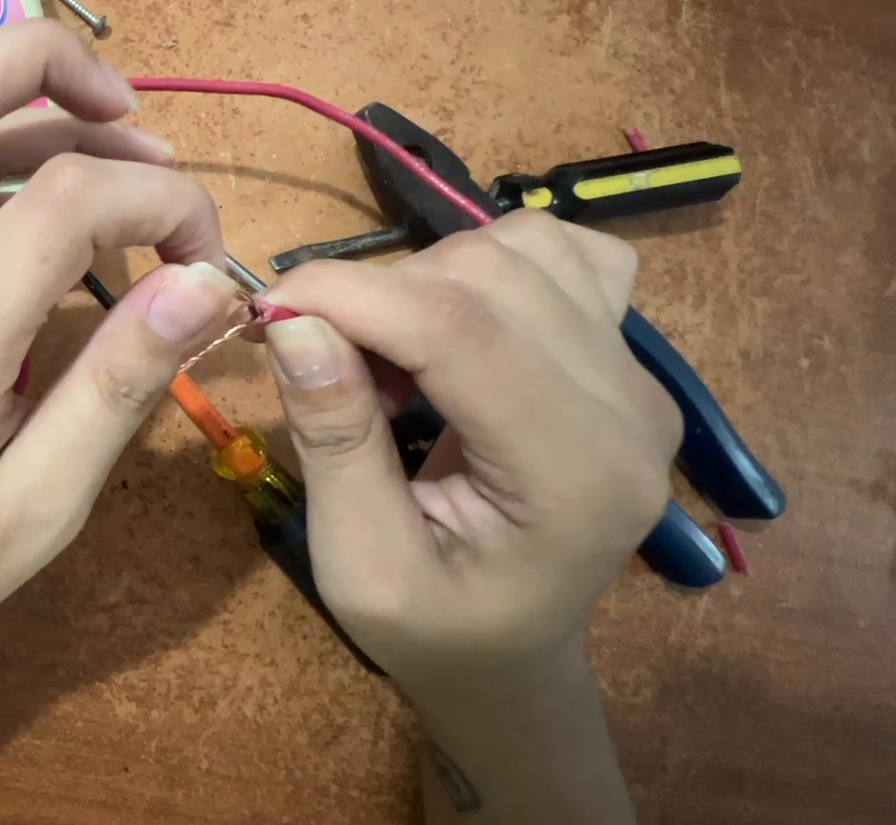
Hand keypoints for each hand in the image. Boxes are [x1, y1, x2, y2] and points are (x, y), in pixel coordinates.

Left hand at [0, 19, 236, 683]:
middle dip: (37, 60)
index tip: (212, 257)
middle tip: (132, 107)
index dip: (157, 198)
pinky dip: (21, 160)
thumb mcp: (46, 502)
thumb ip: (120, 382)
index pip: (58, 199)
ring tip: (140, 154)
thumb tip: (205, 282)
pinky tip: (85, 209)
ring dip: (39, 111)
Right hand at [259, 210, 679, 683]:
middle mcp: (626, 407)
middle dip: (368, 292)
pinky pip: (557, 252)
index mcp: (569, 476)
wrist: (509, 649)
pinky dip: (479, 262)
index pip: (458, 330)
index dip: (346, 295)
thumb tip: (293, 324)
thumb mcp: (357, 562)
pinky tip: (443, 319)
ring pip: (516, 247)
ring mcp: (634, 373)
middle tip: (312, 352)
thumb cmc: (429, 625)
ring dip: (416, 279)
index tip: (261, 312)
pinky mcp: (619, 353)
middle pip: (484, 276)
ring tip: (381, 350)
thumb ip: (332, 440)